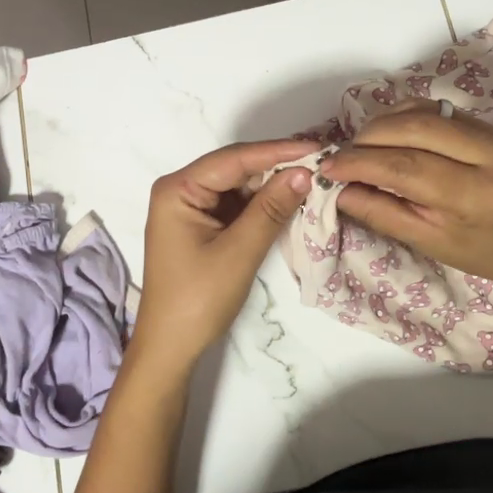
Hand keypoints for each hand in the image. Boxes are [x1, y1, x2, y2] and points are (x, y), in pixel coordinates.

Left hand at [133, 139, 319, 371]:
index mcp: (177, 189)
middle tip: (321, 162)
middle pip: (235, 168)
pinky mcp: (201, 226)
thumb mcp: (239, 252)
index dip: (276, 151)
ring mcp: (190, 208)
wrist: (171, 346)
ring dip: (272, 185)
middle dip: (276, 166)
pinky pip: (236, 205)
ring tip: (313, 178)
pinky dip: (262, 205)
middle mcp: (180, 190)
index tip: (317, 147)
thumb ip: (270, 209)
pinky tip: (290, 200)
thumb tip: (304, 173)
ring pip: (238, 186)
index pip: (234, 159)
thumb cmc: (198, 299)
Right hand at [321, 101, 492, 298]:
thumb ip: (381, 212)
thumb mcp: (427, 242)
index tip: (329, 166)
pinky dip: (402, 117)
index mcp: (476, 197)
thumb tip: (338, 189)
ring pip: (422, 112)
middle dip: (368, 137)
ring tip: (361, 145)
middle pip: (414, 129)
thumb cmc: (479, 250)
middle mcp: (489, 156)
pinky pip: (434, 108)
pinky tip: (387, 135)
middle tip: (342, 154)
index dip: (361, 163)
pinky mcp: (486, 122)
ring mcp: (492, 134)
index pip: (407, 168)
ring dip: (383, 123)